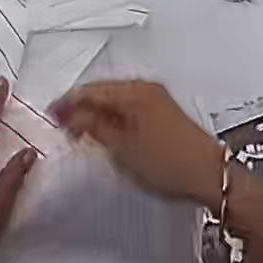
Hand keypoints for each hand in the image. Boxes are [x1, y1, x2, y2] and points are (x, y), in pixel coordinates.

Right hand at [49, 80, 225, 209]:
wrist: (210, 175)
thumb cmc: (170, 163)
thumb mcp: (122, 149)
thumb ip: (93, 127)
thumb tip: (72, 115)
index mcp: (133, 92)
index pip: (90, 90)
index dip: (67, 104)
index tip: (52, 117)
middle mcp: (145, 87)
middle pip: (102, 90)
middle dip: (80, 106)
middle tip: (63, 126)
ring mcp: (155, 97)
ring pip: (114, 98)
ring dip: (96, 111)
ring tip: (81, 131)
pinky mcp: (162, 108)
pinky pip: (128, 104)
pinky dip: (112, 115)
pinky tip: (105, 131)